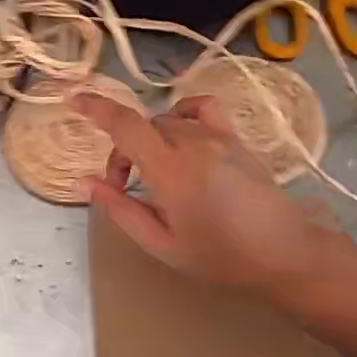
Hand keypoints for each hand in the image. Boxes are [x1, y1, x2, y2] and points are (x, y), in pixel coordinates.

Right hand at [71, 93, 331, 289]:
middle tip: (124, 186)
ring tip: (153, 173)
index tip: (73, 99)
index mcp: (170, 171)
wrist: (283, 252)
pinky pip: (201, 108)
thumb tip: (85, 183)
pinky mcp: (235, 137)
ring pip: (167, 121)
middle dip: (122, 151)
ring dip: (149, 140)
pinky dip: (181, 114)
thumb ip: (120, 210)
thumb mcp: (161, 245)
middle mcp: (193, 143)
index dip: (96, 107)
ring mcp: (218, 136)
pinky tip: (181, 136)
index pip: (125, 125)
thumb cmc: (220, 257)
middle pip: (142, 127)